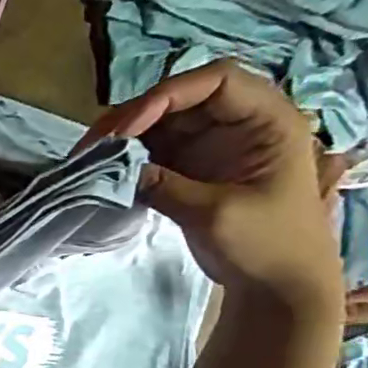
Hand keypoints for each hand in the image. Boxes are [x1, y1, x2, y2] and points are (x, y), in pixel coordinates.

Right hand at [87, 60, 340, 307]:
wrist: (279, 287)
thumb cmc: (267, 246)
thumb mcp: (217, 215)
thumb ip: (166, 186)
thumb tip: (116, 170)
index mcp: (268, 120)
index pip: (216, 81)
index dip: (167, 95)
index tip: (127, 129)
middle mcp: (238, 123)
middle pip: (180, 99)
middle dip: (134, 115)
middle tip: (93, 144)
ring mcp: (213, 145)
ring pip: (160, 123)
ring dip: (123, 136)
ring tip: (89, 156)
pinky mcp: (192, 168)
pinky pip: (154, 150)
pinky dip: (127, 156)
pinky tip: (102, 168)